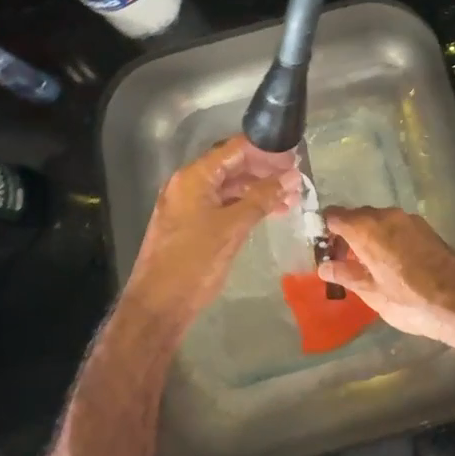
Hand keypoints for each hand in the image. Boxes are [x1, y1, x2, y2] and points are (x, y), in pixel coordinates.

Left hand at [128, 135, 302, 331]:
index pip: (235, 149)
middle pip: (232, 165)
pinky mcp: (191, 223)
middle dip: (265, 171)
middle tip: (296, 178)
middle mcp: (188, 183)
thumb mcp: (232, 227)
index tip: (294, 156)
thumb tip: (292, 176)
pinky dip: (245, 205)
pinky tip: (269, 212)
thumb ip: (262, 198)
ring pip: (229, 187)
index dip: (266, 150)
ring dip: (258, 190)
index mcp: (194, 177)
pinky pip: (222, 204)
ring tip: (290, 198)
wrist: (158, 306)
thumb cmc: (194, 262)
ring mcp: (188, 204)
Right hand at [317, 207, 454, 343]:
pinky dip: (387, 238)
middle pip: (356, 216)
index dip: (325, 230)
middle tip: (343, 262)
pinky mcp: (424, 227)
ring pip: (378, 221)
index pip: (334, 216)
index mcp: (365, 229)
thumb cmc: (408, 301)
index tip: (323, 249)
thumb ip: (346, 275)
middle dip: (346, 235)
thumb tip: (325, 267)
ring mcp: (407, 219)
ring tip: (367, 265)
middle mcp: (385, 215)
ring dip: (368, 236)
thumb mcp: (371, 293)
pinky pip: (396, 226)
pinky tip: (391, 263)